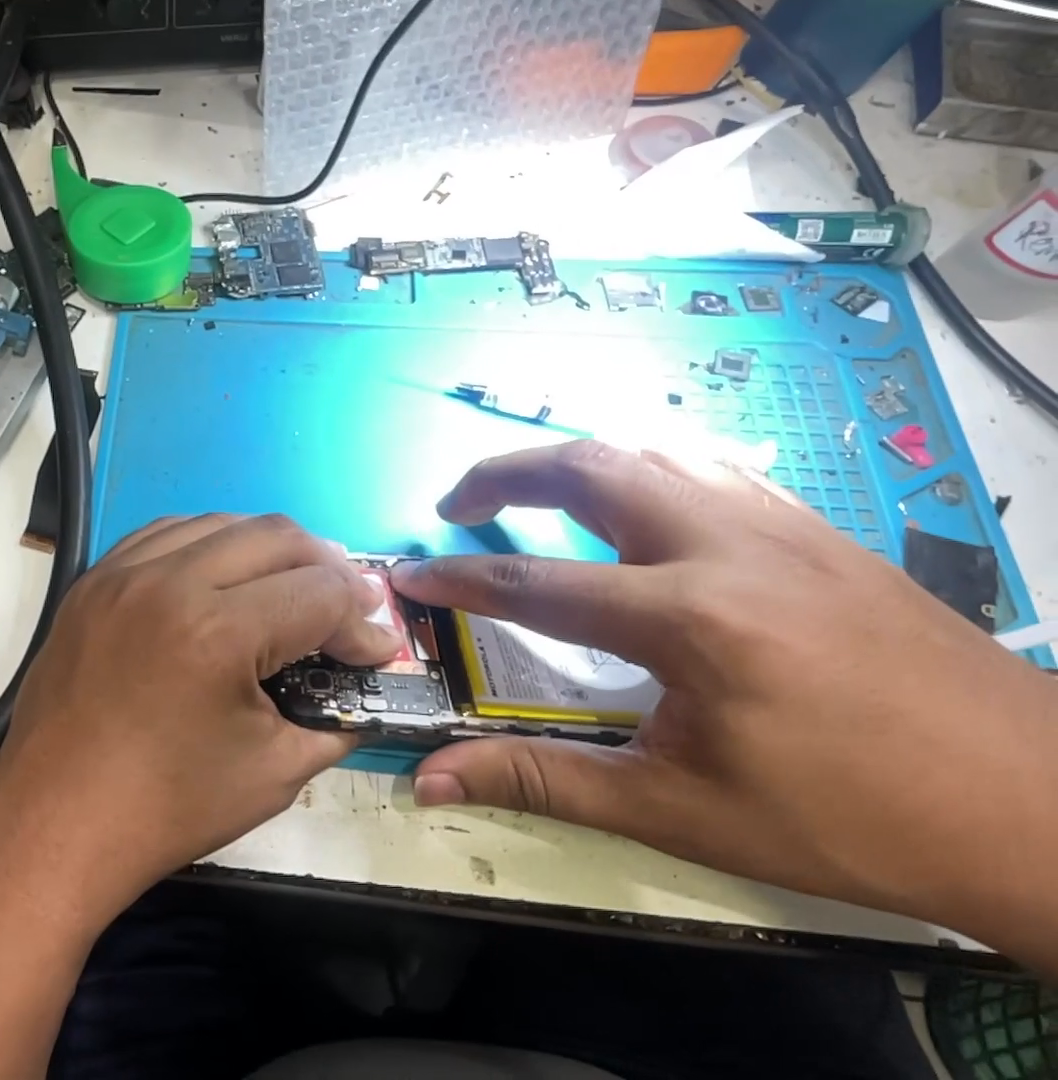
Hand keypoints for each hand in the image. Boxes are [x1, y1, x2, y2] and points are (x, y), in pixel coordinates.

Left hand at [0, 513, 403, 925]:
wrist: (54, 824)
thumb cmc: (165, 811)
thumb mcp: (274, 773)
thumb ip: (335, 718)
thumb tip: (364, 683)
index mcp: (217, 630)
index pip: (320, 592)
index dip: (362, 622)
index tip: (376, 651)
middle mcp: (166, 581)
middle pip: (275, 535)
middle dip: (327, 567)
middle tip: (347, 607)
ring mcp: (119, 575)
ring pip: (215, 523)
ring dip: (266, 548)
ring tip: (291, 584)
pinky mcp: (89, 584)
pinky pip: (160, 537)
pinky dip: (204, 546)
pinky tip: (219, 576)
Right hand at [393, 441, 1057, 952]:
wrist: (1043, 811)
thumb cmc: (848, 819)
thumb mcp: (677, 809)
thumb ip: (542, 779)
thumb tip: (433, 780)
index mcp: (691, 620)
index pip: (536, 582)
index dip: (458, 578)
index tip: (408, 575)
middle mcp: (730, 549)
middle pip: (591, 470)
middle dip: (505, 473)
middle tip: (456, 503)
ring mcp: (784, 529)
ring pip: (654, 453)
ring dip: (573, 464)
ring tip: (529, 494)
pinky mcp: (821, 532)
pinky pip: (710, 470)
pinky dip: (643, 472)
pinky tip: (635, 508)